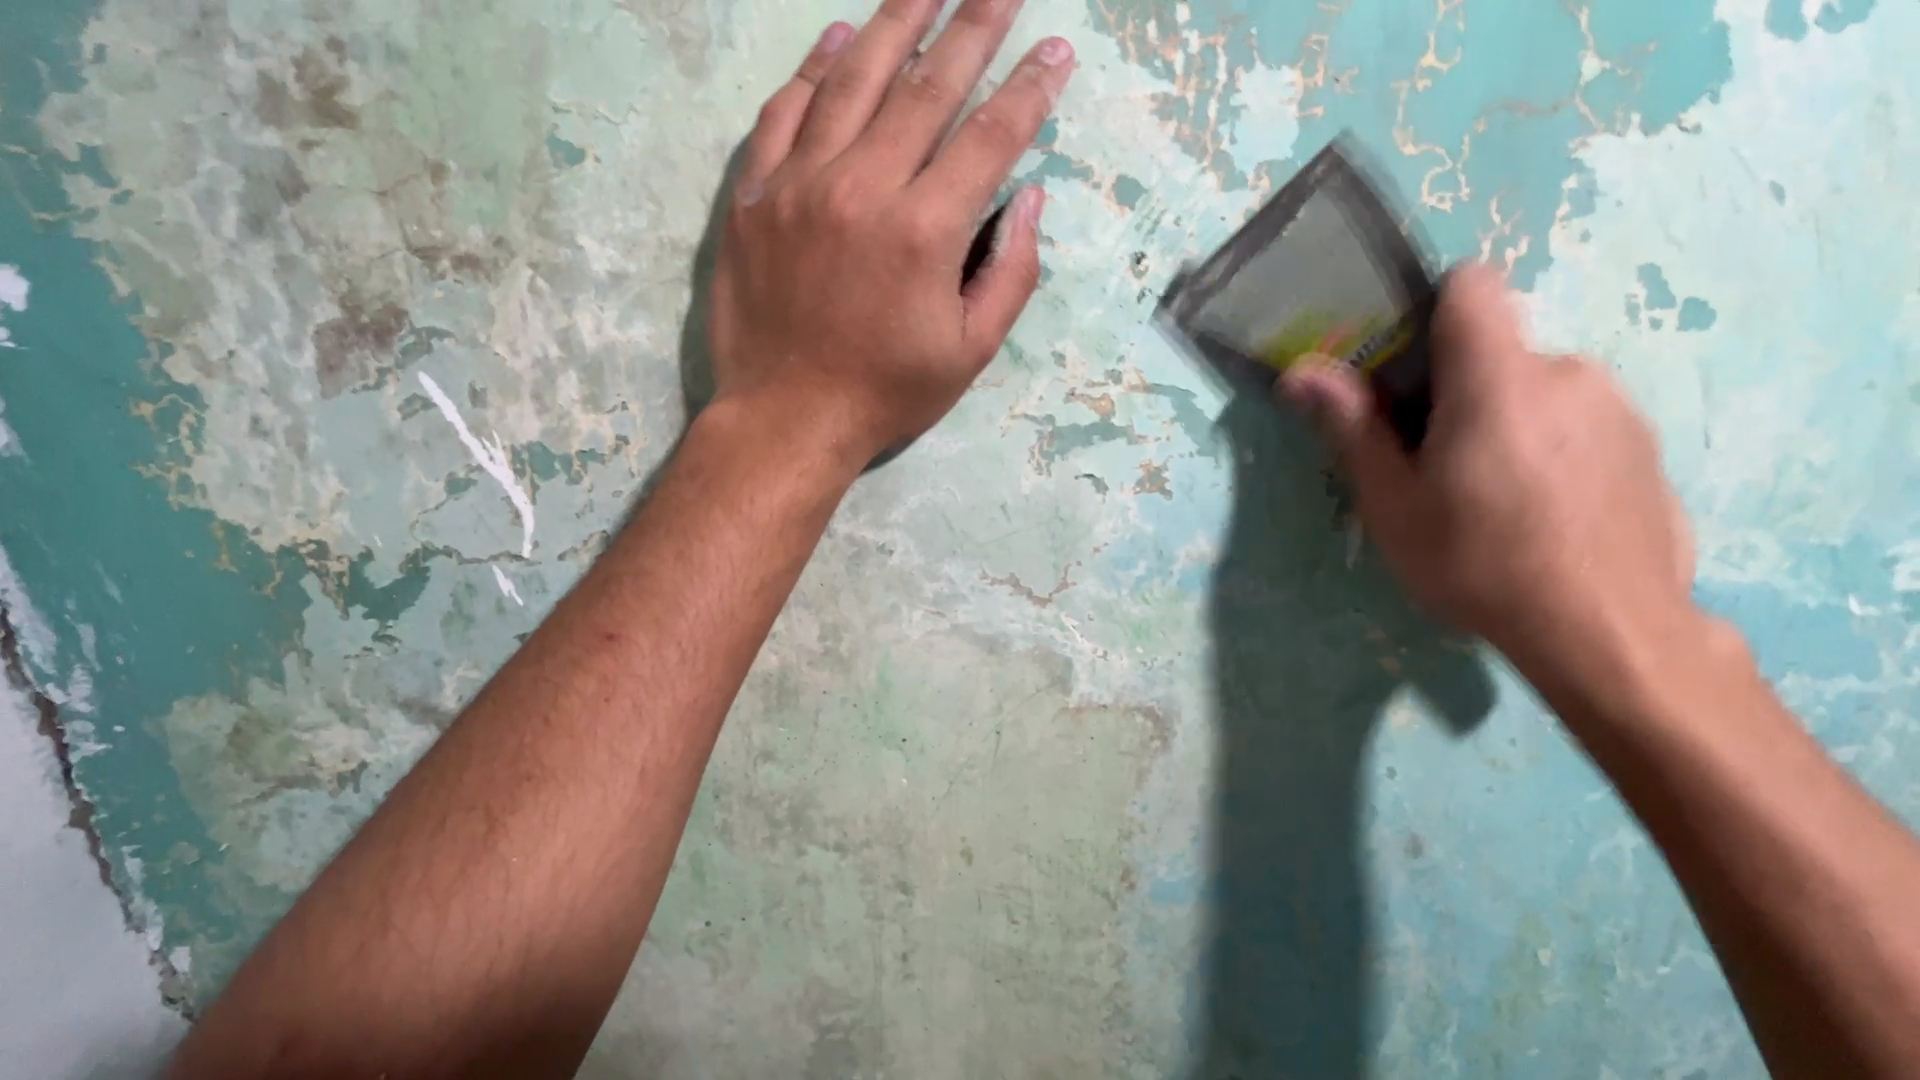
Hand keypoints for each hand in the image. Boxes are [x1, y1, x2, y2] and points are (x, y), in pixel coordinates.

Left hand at [705, 0, 1074, 463]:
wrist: (785, 418)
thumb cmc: (885, 392)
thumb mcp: (970, 351)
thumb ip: (1011, 273)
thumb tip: (1032, 198)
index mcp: (926, 231)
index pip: (990, 137)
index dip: (1029, 90)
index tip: (1055, 51)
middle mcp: (864, 188)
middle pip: (927, 87)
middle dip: (974, 27)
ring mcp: (801, 184)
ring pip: (853, 80)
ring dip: (896, 23)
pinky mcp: (755, 194)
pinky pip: (785, 112)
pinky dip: (813, 69)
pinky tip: (839, 36)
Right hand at [1277, 265, 1701, 671]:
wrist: (1609, 634)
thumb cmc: (1480, 564)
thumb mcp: (1393, 505)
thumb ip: (1352, 428)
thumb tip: (1302, 373)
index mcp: (1496, 378)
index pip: (1471, 285)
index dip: (1433, 309)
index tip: (1408, 368)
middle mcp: (1566, 372)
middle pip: (1497, 352)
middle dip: (1461, 392)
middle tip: (1438, 465)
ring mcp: (1618, 409)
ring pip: (1540, 392)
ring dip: (1509, 424)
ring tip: (1494, 500)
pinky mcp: (1649, 447)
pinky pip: (1581, 426)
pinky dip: (1553, 452)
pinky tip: (1544, 519)